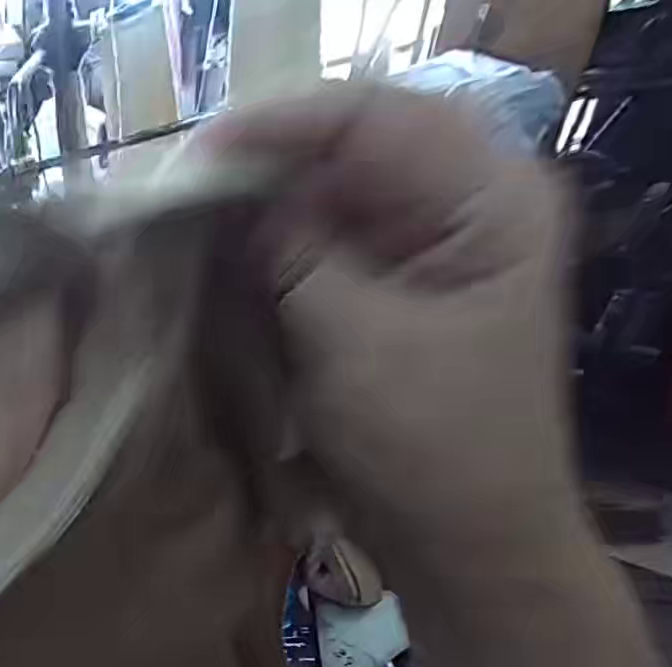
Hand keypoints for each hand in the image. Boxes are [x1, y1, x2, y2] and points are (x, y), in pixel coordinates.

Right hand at [198, 83, 578, 552]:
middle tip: (183, 195)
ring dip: (264, 219)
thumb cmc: (431, 448)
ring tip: (193, 226)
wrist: (463, 542)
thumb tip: (237, 208)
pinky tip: (228, 268)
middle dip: (265, 173)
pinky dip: (276, 263)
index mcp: (489, 198)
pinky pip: (325, 262)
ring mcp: (423, 262)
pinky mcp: (389, 306)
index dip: (278, 127)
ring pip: (330, 211)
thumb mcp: (357, 344)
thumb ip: (296, 260)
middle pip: (350, 159)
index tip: (194, 155)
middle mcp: (460, 212)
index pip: (372, 120)